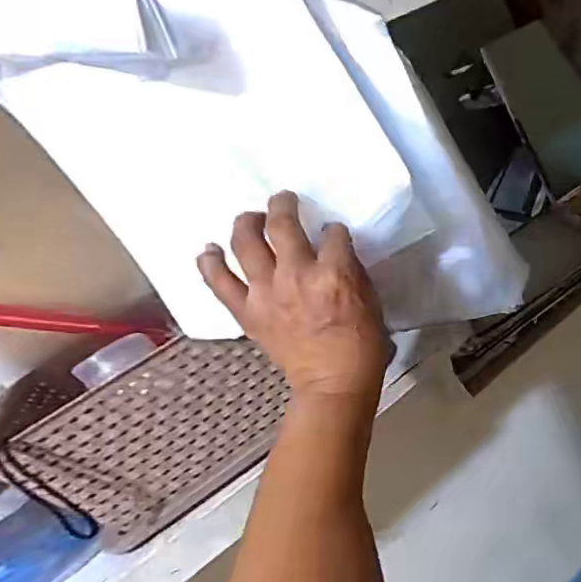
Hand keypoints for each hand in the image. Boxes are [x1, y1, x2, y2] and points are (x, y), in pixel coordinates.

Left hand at [198, 191, 390, 399]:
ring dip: (246, 223)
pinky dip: (209, 261)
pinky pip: (218, 280)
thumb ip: (352, 275)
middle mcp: (296, 275)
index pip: (333, 235)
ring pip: (245, 243)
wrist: (333, 381)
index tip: (334, 233)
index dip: (334, 230)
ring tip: (250, 217)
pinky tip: (209, 249)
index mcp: (334, 274)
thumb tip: (337, 257)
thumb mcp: (371, 303)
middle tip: (284, 200)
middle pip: (283, 226)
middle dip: (283, 206)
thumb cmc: (362, 345)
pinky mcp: (246, 310)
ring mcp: (266, 291)